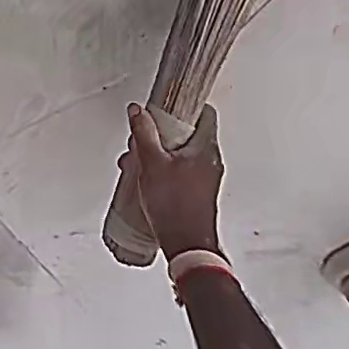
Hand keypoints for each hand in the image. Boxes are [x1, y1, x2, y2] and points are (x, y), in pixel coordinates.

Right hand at [124, 102, 223, 256]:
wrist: (186, 247)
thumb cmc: (175, 207)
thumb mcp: (151, 162)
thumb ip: (143, 133)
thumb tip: (138, 111)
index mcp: (205, 149)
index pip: (205, 113)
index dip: (185, 104)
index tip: (169, 101)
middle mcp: (210, 162)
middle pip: (188, 132)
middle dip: (162, 131)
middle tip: (146, 134)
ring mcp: (205, 178)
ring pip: (182, 151)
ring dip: (159, 151)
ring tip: (140, 159)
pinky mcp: (197, 191)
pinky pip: (181, 168)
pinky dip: (164, 166)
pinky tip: (147, 175)